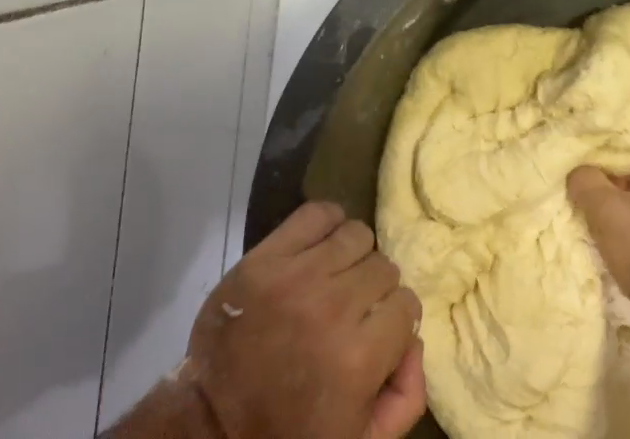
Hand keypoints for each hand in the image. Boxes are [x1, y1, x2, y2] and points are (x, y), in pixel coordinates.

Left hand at [185, 202, 425, 438]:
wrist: (213, 424)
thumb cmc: (292, 433)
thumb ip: (407, 395)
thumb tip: (416, 338)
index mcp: (359, 356)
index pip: (407, 304)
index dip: (395, 320)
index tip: (377, 332)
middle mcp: (332, 308)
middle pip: (383, 269)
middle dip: (374, 291)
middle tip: (353, 311)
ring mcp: (294, 278)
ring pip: (356, 235)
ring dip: (352, 257)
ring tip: (334, 279)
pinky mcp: (263, 259)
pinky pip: (315, 213)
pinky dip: (327, 224)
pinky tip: (320, 248)